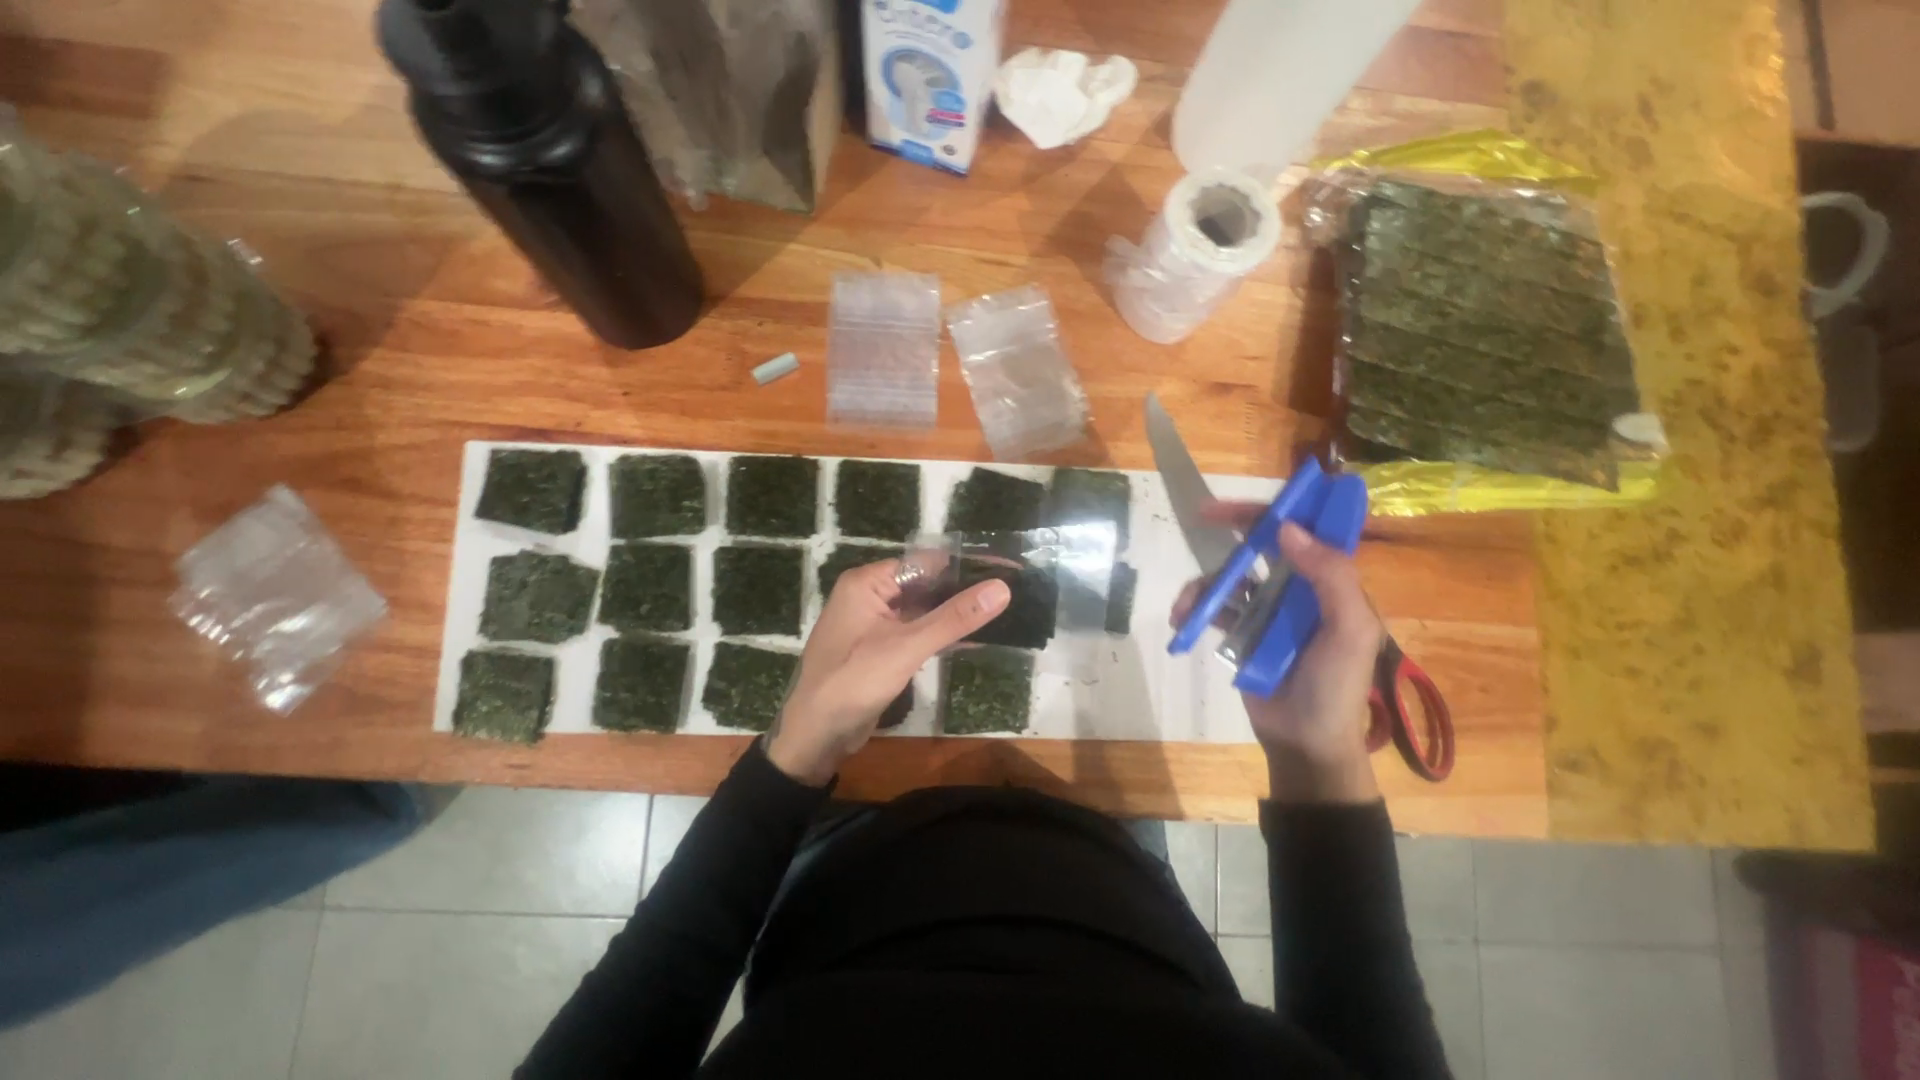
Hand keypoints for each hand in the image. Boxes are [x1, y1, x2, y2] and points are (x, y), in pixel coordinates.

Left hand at [767, 558, 1009, 785]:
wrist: (815, 735)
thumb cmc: (854, 681)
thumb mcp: (907, 647)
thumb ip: (954, 618)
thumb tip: (1001, 588)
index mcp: (866, 583)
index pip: (924, 563)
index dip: (964, 568)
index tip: (1005, 572)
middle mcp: (866, 595)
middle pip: (922, 585)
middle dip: (961, 591)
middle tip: (1009, 594)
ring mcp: (870, 623)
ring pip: (919, 610)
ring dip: (951, 614)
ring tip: (999, 613)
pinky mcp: (876, 649)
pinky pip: (912, 632)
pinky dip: (937, 634)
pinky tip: (969, 640)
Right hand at [1172, 504, 1383, 803]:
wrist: (1305, 743)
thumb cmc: (1335, 687)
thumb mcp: (1349, 630)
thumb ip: (1330, 577)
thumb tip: (1286, 529)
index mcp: (1332, 582)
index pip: (1308, 529)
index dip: (1283, 506)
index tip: (1260, 493)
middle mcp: (1301, 588)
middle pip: (1265, 542)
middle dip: (1235, 525)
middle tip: (1202, 514)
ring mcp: (1270, 610)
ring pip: (1233, 574)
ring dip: (1207, 581)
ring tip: (1188, 606)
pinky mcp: (1243, 633)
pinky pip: (1216, 607)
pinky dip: (1196, 607)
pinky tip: (1183, 619)